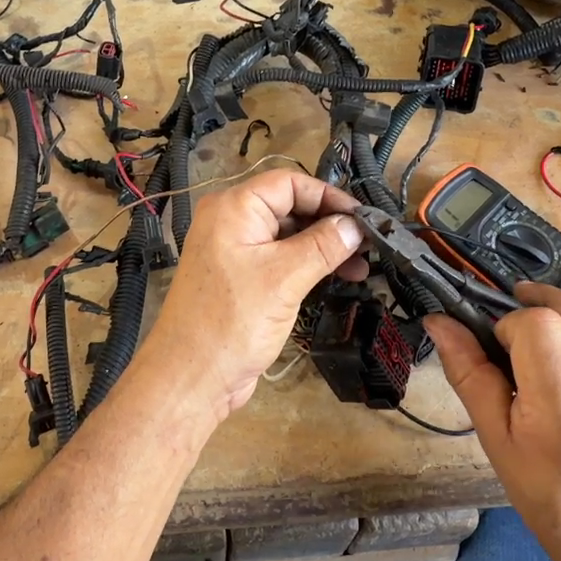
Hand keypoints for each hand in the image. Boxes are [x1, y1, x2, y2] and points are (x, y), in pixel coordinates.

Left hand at [139, 171, 368, 417]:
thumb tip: (355, 225)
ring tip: (361, 267)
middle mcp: (231, 221)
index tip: (362, 217)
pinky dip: (307, 264)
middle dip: (329, 223)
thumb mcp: (284, 278)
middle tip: (368, 244)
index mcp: (234, 207)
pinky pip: (279, 258)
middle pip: (289, 207)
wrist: (192, 377)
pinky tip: (337, 277)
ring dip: (323, 247)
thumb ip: (323, 246)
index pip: (289, 183)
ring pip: (287, 235)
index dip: (328, 196)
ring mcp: (235, 250)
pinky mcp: (241, 278)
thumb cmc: (233, 320)